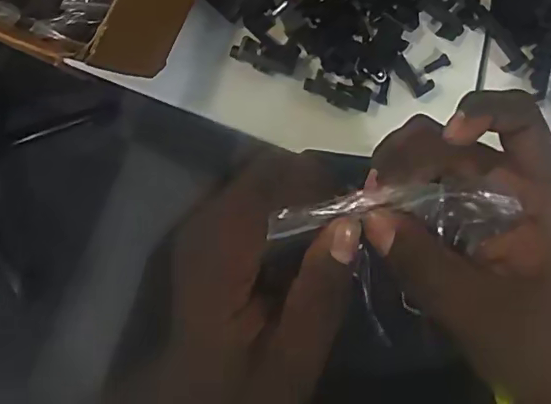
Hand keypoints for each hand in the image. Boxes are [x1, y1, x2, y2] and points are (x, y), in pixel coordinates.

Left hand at [109, 151, 358, 403]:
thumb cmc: (238, 388)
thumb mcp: (289, 360)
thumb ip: (319, 293)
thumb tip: (350, 225)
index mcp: (220, 244)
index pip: (270, 176)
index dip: (315, 179)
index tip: (354, 205)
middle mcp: (202, 218)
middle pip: (259, 168)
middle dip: (306, 181)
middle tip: (344, 215)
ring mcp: (197, 222)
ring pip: (251, 177)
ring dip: (291, 189)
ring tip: (327, 224)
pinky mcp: (200, 232)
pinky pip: (242, 196)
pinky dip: (274, 203)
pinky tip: (297, 237)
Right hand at [365, 90, 550, 403]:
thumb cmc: (536, 343)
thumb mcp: (481, 313)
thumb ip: (427, 266)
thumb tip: (373, 219)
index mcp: (536, 191)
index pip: (521, 119)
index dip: (485, 111)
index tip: (450, 136)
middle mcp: (506, 179)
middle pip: (455, 133)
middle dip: (413, 150)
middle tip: (380, 185)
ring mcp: (478, 190)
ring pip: (431, 147)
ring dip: (398, 160)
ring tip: (374, 191)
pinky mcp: (456, 206)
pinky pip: (420, 176)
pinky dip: (396, 181)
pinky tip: (378, 204)